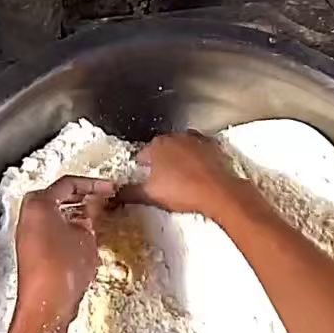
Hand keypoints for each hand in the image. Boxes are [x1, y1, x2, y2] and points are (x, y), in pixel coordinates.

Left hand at [13, 175, 113, 328]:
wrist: (46, 304)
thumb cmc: (64, 267)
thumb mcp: (86, 236)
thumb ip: (92, 213)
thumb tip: (95, 203)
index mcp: (39, 204)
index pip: (69, 183)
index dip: (93, 184)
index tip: (109, 188)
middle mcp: (28, 214)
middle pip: (58, 194)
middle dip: (82, 195)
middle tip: (103, 197)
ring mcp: (27, 232)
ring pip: (54, 210)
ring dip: (75, 210)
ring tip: (97, 214)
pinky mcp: (30, 248)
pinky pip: (50, 225)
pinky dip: (67, 223)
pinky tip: (84, 232)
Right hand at [131, 131, 254, 217]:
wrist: (218, 192)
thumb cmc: (183, 191)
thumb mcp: (150, 195)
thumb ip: (129, 193)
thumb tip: (115, 194)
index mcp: (157, 146)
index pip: (142, 154)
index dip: (141, 168)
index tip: (144, 178)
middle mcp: (176, 137)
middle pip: (162, 149)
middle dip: (161, 162)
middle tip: (163, 181)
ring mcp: (196, 140)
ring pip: (182, 147)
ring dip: (180, 158)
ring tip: (182, 177)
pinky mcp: (213, 146)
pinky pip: (201, 150)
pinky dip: (199, 158)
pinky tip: (199, 171)